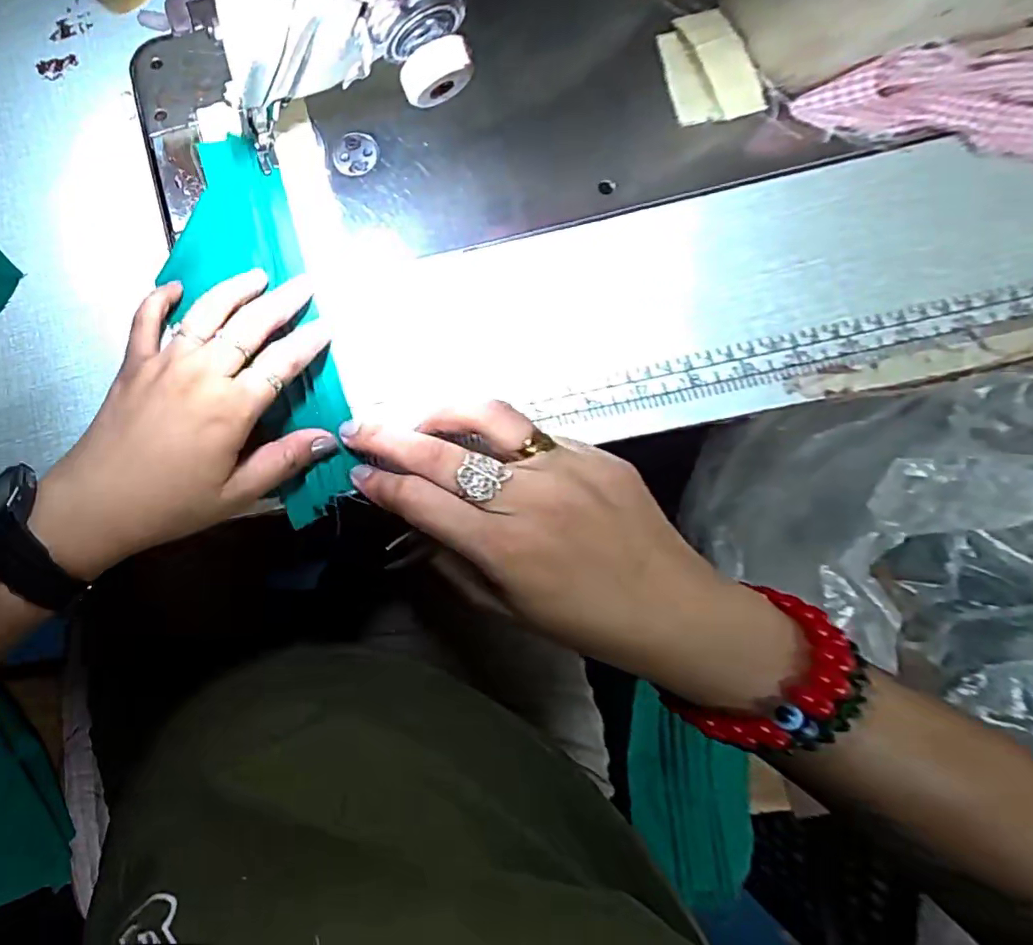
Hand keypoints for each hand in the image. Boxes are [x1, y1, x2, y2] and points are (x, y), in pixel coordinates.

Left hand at [27, 270, 335, 579]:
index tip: (327, 325)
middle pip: (249, 327)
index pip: (280, 363)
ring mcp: (164, 362)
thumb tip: (328, 438)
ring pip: (205, 313)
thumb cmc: (170, 504)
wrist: (98, 502)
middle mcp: (201, 373)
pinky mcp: (134, 363)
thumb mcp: (235, 495)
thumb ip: (282, 461)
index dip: (308, 343)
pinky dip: (159, 299)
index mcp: (231, 407)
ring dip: (234, 289)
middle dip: (281, 303)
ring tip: (257, 275)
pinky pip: (146, 320)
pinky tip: (175, 287)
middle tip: (303, 283)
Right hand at [340, 401, 803, 710]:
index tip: (357, 473)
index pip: (422, 501)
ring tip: (417, 416)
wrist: (675, 608)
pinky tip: (487, 445)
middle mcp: (529, 499)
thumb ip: (452, 563)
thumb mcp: (505, 607)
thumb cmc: (582, 621)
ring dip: (440, 412)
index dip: (382, 484)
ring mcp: (565, 467)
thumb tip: (415, 522)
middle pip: (441, 455)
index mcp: (503, 548)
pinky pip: (531, 432)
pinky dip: (497, 435)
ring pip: (486, 418)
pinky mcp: (595, 452)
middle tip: (357, 428)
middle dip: (387, 439)